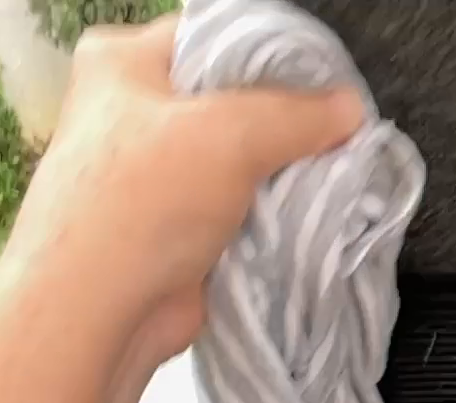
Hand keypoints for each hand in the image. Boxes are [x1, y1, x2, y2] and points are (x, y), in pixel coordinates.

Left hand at [1, 15, 363, 369]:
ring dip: (287, 177)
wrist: (103, 310)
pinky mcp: (186, 229)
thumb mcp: (228, 136)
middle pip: (237, 104)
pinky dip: (275, 218)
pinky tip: (311, 221)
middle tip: (343, 138)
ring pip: (245, 163)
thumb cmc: (144, 203)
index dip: (278, 59)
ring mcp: (164, 177)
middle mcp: (143, 114)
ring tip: (337, 181)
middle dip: (291, 126)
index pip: (218, 39)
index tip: (333, 86)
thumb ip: (295, 117)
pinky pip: (245, 210)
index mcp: (127, 62)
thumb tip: (353, 109)